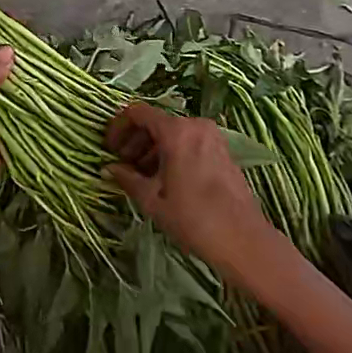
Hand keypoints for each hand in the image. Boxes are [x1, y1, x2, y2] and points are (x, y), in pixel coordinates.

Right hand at [106, 103, 274, 271]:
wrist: (242, 239)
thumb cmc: (193, 218)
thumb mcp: (152, 200)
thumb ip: (127, 178)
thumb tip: (109, 169)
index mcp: (176, 131)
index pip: (138, 112)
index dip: (119, 126)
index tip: (109, 147)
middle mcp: (195, 125)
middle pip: (156, 122)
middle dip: (135, 140)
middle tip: (122, 164)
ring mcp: (212, 136)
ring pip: (173, 133)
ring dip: (153, 148)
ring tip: (141, 175)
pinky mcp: (222, 150)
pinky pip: (189, 142)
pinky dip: (172, 152)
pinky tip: (164, 178)